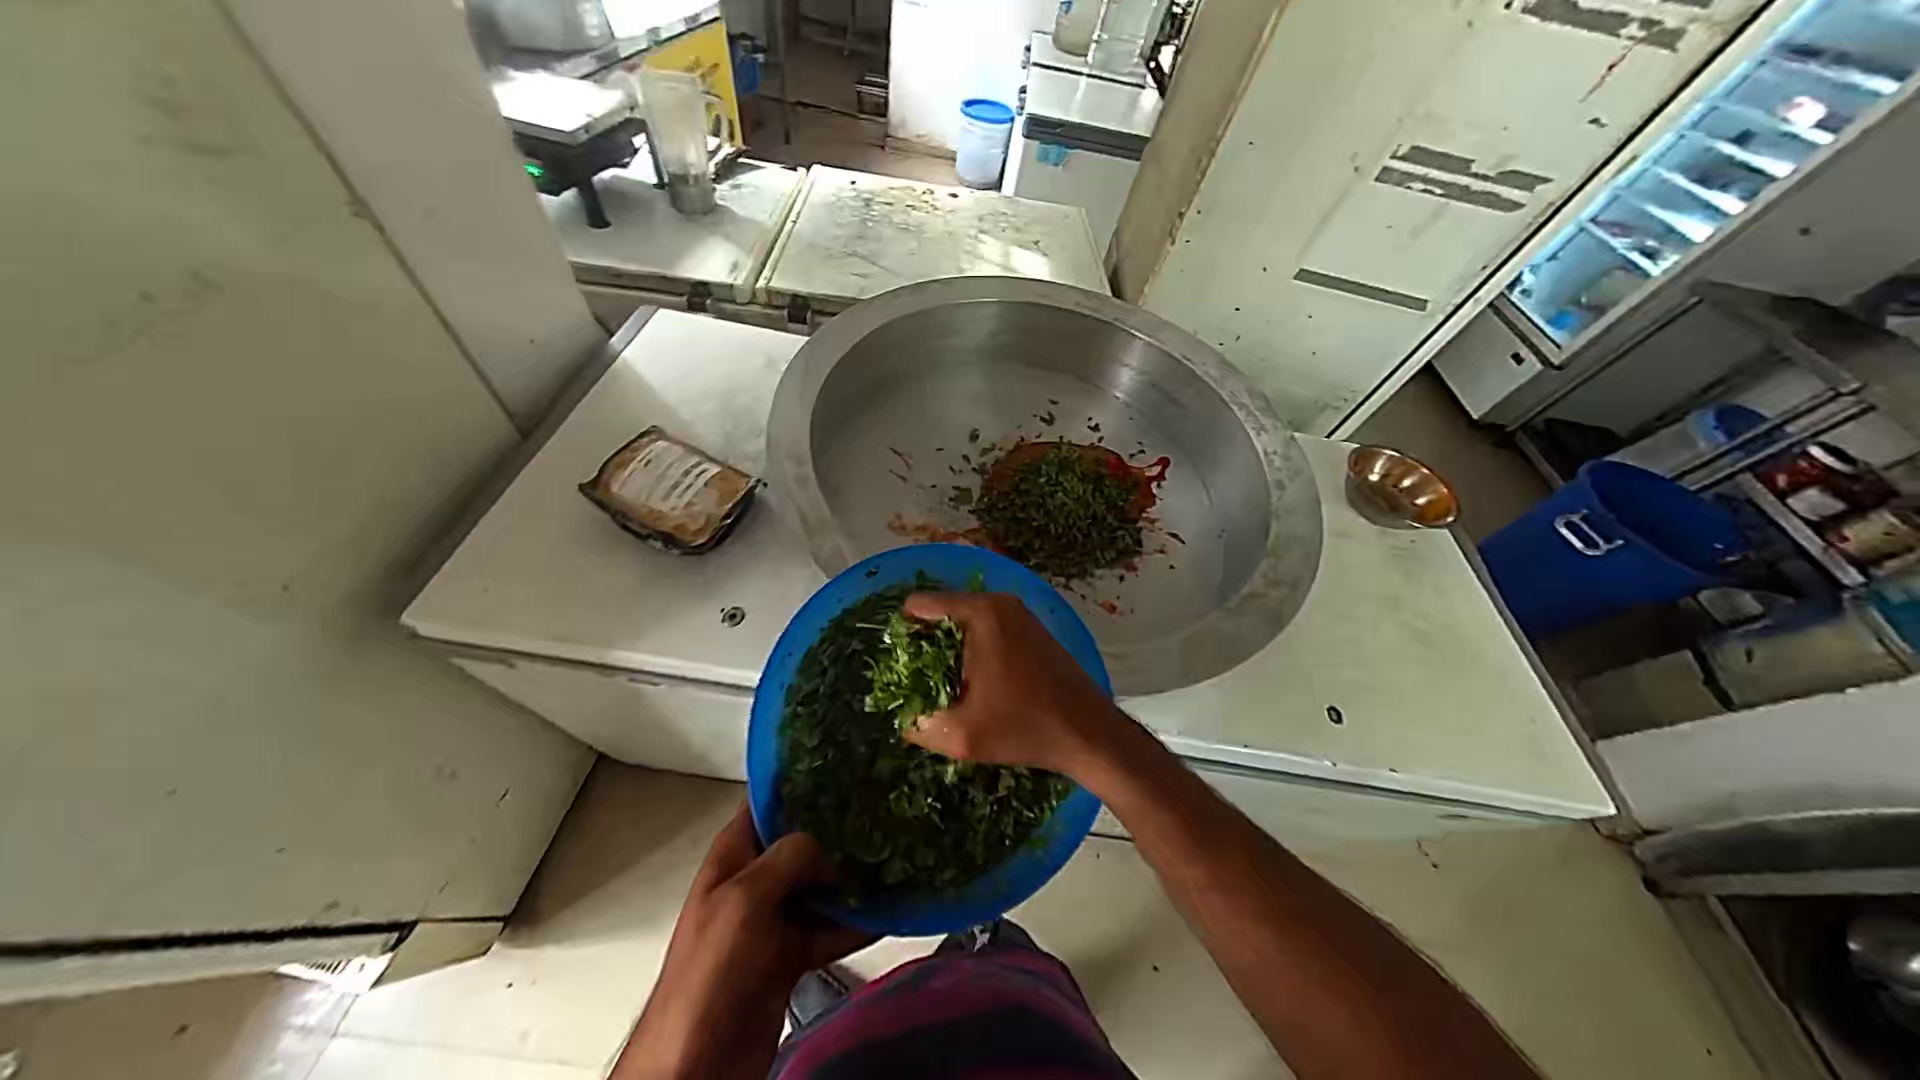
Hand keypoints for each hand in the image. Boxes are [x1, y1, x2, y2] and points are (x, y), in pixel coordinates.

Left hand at [614, 805, 871, 1079]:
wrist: (697, 1062)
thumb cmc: (707, 975)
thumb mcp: (743, 901)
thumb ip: (786, 859)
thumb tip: (824, 841)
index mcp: (733, 857)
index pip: (767, 804)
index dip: (799, 784)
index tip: (841, 769)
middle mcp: (754, 882)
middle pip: (803, 844)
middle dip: (838, 832)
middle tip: (882, 812)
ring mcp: (773, 920)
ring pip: (822, 886)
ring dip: (854, 877)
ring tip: (895, 857)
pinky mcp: (791, 955)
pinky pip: (831, 929)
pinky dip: (858, 921)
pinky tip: (889, 909)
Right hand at [901, 591, 1130, 776]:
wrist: (1090, 733)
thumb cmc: (1025, 727)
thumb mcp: (959, 735)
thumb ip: (916, 723)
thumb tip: (898, 715)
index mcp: (980, 613)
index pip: (919, 605)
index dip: (902, 635)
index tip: (899, 669)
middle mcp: (1000, 603)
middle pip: (941, 612)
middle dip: (925, 645)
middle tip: (921, 684)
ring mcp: (1020, 614)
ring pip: (965, 623)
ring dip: (950, 651)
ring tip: (947, 689)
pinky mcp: (1031, 629)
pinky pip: (987, 630)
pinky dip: (974, 651)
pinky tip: (977, 687)